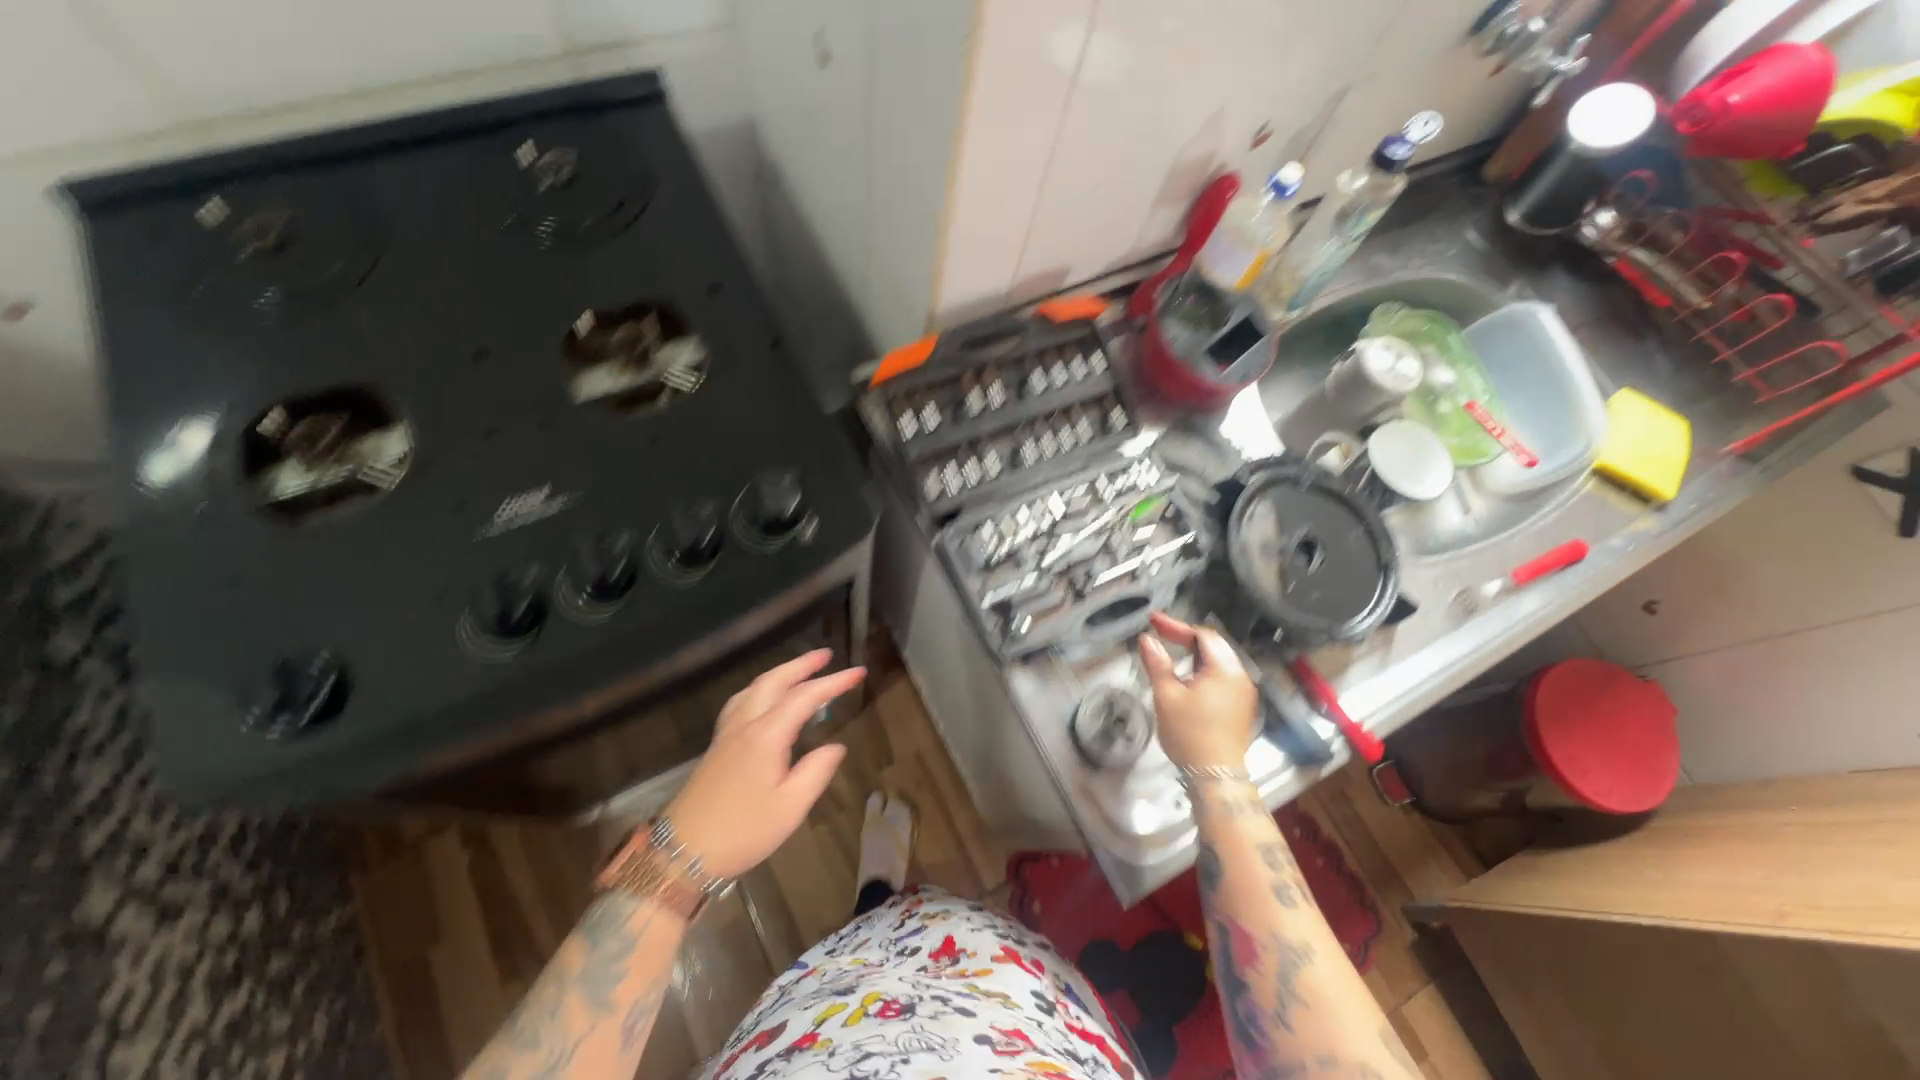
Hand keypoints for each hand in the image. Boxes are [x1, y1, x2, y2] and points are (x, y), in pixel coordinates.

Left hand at [662, 650, 865, 877]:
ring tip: (800, 671)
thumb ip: (816, 771)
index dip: (833, 683)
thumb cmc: (743, 831)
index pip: (805, 697)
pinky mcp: (717, 747)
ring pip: (754, 688)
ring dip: (779, 674)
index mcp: (766, 736)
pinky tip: (763, 700)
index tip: (859, 672)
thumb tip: (835, 747)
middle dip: (801, 665)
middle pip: (773, 681)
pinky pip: (741, 702)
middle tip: (827, 655)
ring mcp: (726, 735)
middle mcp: (745, 725)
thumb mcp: (791, 807)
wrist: (684, 851)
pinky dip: (759, 689)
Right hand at [1138, 613, 1258, 769]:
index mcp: (1224, 669)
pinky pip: (1222, 678)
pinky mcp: (1241, 707)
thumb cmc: (1189, 734)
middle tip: (1160, 634)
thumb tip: (1148, 639)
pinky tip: (1188, 678)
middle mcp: (1240, 676)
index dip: (1176, 626)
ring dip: (1195, 655)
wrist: (1215, 776)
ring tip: (1171, 654)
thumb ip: (1158, 664)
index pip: (1202, 635)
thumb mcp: (1167, 696)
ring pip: (1218, 662)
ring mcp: (1243, 693)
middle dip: (1186, 638)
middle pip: (1213, 646)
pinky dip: (1204, 671)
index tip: (1152, 621)